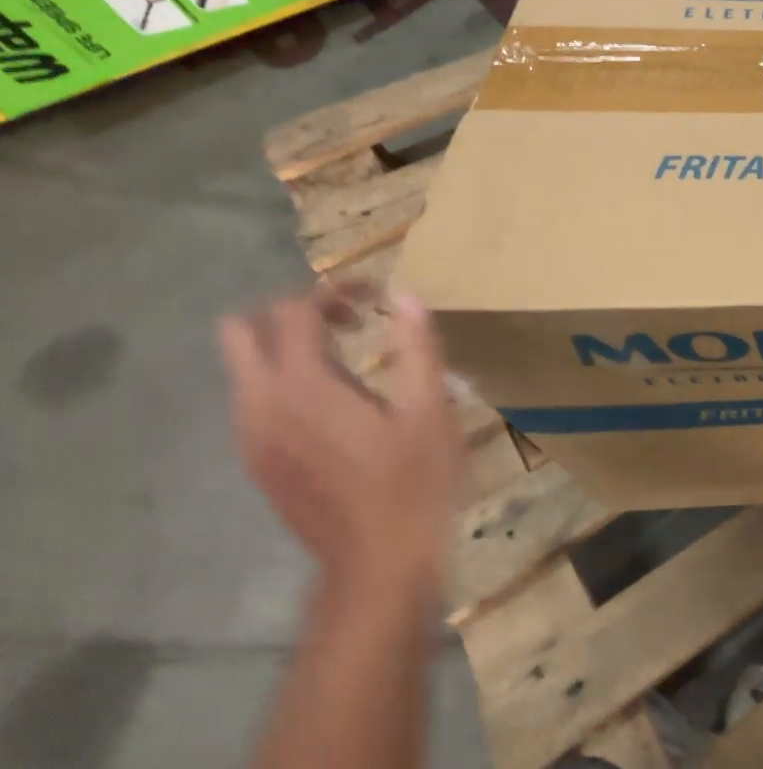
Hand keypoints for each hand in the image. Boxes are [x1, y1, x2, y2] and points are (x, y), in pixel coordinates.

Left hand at [219, 285, 461, 595]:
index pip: (294, 311)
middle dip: (292, 313)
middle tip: (348, 321)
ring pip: (243, 368)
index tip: (377, 297)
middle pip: (241, 332)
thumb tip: (405, 296)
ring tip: (349, 359)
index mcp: (304, 386)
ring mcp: (251, 437)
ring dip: (286, 348)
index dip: (334, 292)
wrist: (378, 561)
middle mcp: (261, 405)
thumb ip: (416, 347)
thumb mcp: (430, 410)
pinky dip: (284, 383)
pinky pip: (253, 401)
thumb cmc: (415, 481)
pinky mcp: (256, 462)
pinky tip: (336, 405)